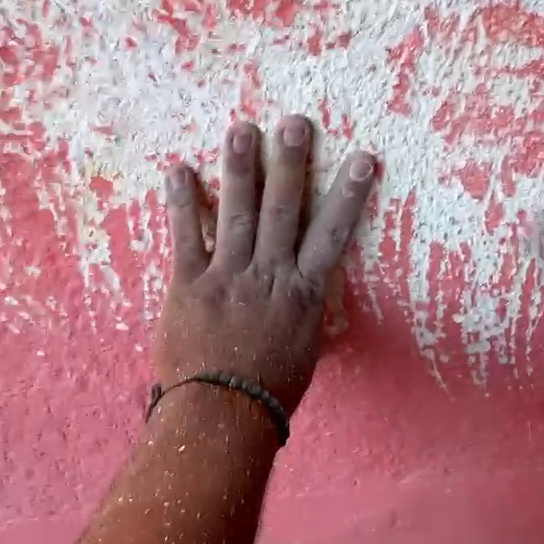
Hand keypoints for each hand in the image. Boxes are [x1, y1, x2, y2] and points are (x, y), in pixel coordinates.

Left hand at [156, 115, 377, 415]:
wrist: (220, 419)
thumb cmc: (269, 391)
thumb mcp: (304, 349)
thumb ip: (302, 310)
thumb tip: (304, 293)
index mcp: (302, 292)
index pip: (333, 234)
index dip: (350, 194)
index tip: (363, 159)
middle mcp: (269, 275)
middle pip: (283, 211)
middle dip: (291, 165)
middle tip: (295, 124)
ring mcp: (227, 277)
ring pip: (237, 214)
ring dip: (241, 169)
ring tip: (242, 129)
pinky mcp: (189, 285)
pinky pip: (186, 238)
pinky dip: (183, 203)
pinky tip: (180, 169)